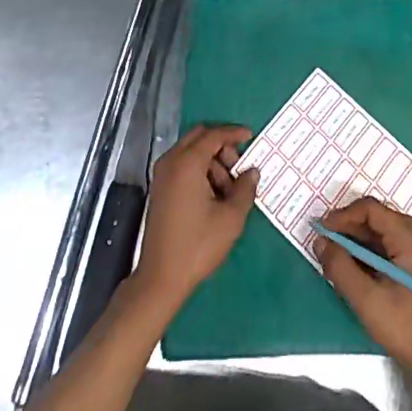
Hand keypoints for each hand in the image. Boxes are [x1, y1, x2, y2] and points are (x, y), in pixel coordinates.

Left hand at [133, 124, 258, 302]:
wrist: (161, 277)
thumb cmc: (198, 245)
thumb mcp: (231, 218)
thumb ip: (245, 189)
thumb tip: (252, 172)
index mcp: (187, 163)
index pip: (213, 134)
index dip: (234, 133)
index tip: (251, 136)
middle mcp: (171, 162)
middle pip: (200, 138)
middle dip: (222, 146)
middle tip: (239, 168)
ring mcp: (162, 175)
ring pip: (191, 152)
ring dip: (212, 162)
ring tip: (228, 192)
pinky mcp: (160, 189)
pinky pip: (183, 166)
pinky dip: (200, 171)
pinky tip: (213, 196)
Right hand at [314, 197, 411, 379]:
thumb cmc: (403, 326)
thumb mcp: (366, 298)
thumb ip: (340, 267)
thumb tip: (319, 241)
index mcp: (407, 235)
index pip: (368, 209)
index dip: (342, 216)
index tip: (321, 233)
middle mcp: (409, 232)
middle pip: (369, 217)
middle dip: (344, 231)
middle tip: (323, 251)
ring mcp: (408, 244)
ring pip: (370, 231)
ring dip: (349, 243)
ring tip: (332, 264)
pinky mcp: (404, 258)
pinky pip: (376, 243)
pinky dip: (359, 253)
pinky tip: (347, 272)